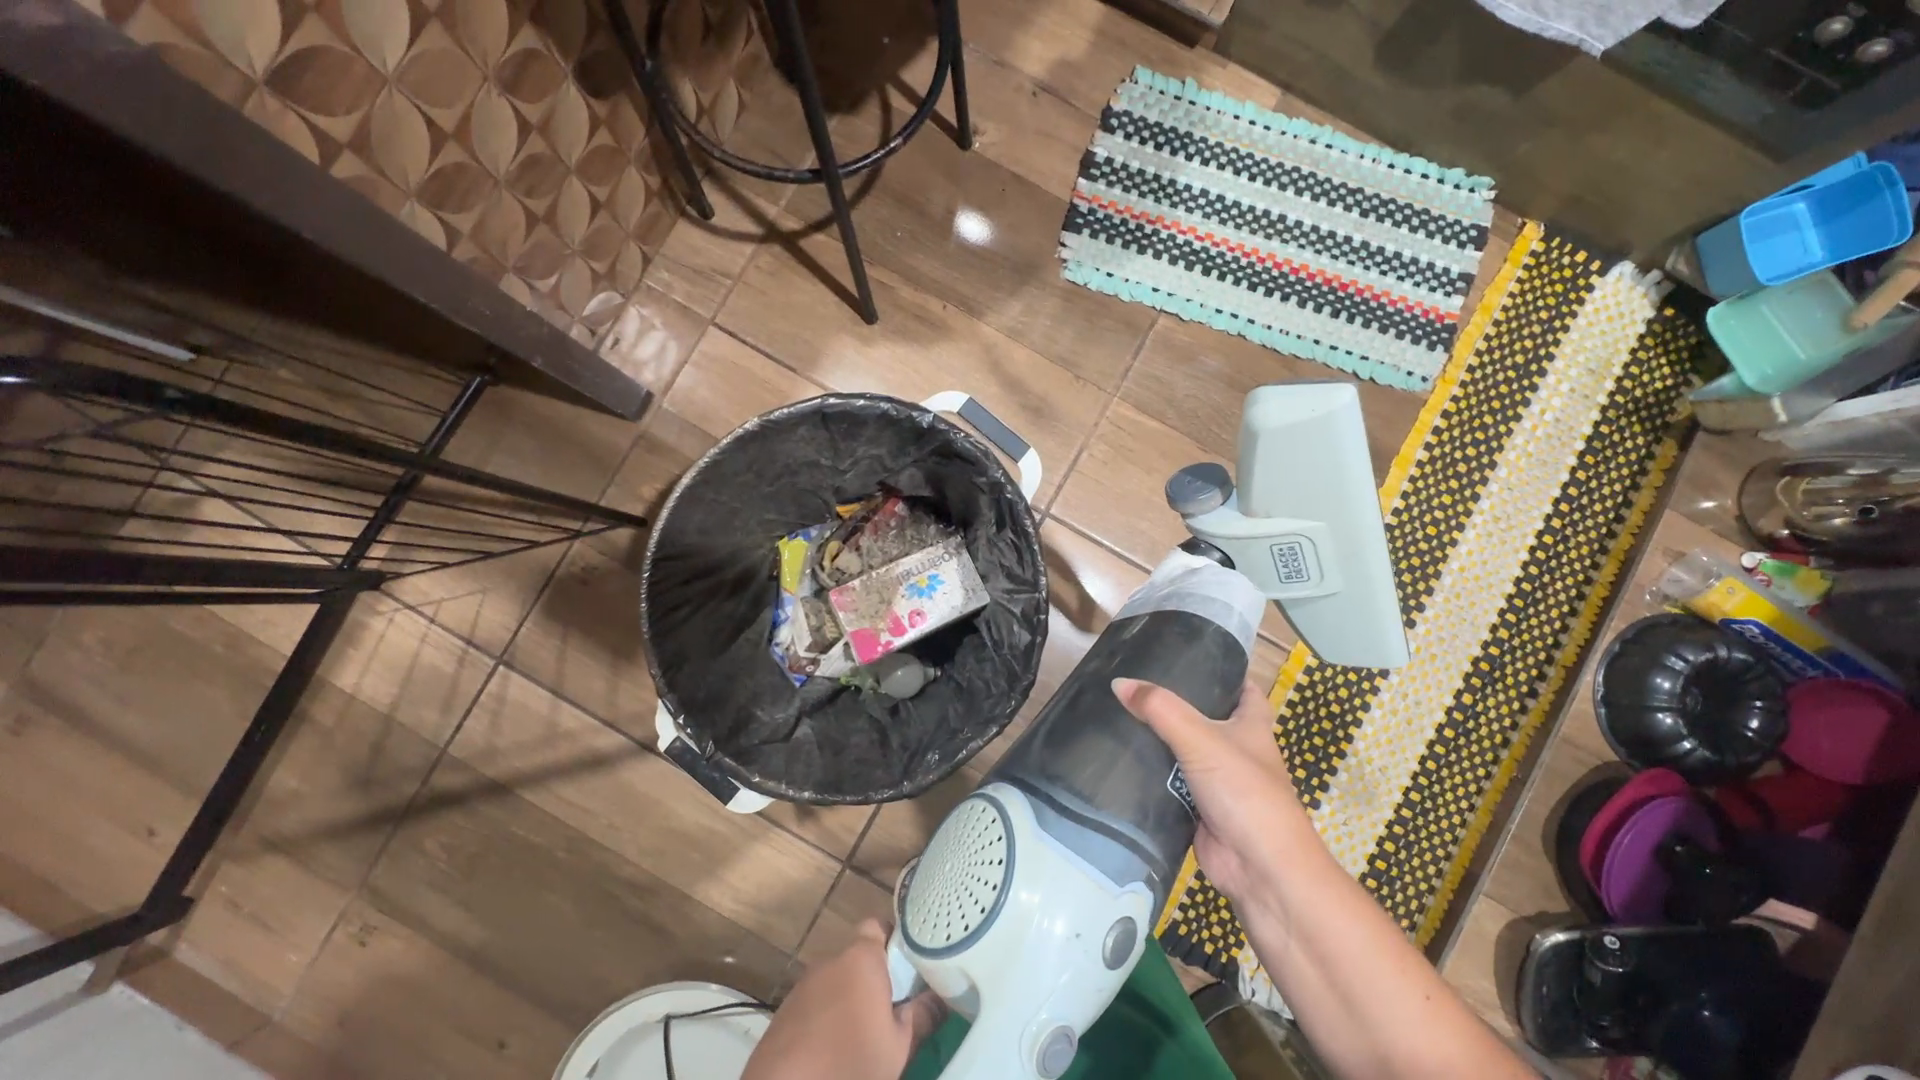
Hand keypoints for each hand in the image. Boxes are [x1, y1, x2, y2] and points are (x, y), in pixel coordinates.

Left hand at [741, 919, 944, 1079]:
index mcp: (860, 960)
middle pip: (858, 957)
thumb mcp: (897, 1046)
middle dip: (876, 977)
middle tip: (897, 1004)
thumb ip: (921, 1016)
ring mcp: (803, 986)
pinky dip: (829, 1014)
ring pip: (837, 981)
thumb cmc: (850, 1063)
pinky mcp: (785, 1011)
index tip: (912, 963)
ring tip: (867, 1029)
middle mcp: (830, 962)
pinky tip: (837, 1044)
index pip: (878, 926)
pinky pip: (817, 1001)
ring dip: (851, 997)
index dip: (895, 939)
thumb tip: (940, 997)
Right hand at [1112, 678, 1305, 906]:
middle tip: (1134, 685)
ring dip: (1157, 741)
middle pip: (1204, 718)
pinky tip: (1119, 761)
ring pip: (1182, 753)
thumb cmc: (1244, 791)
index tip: (1186, 654)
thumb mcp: (1201, 739)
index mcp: (1252, 726)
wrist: (1259, 866)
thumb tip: (1120, 682)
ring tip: (1116, 715)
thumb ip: (1161, 709)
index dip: (1221, 670)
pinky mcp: (1197, 809)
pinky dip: (1150, 777)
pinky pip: (1168, 785)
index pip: (1241, 688)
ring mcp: (1216, 782)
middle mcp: (1237, 750)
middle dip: (1175, 704)